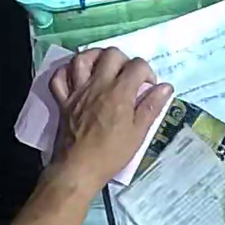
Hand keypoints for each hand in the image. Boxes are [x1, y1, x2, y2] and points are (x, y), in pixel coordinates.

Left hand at [49, 47, 172, 196]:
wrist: (79, 169)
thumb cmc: (112, 153)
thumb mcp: (138, 133)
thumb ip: (152, 107)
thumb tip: (165, 87)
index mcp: (120, 93)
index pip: (137, 65)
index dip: (147, 72)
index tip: (148, 86)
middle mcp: (98, 85)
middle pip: (111, 54)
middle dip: (124, 59)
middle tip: (127, 75)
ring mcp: (77, 91)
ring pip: (82, 59)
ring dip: (95, 57)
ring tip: (103, 67)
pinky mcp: (62, 101)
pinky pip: (58, 77)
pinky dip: (67, 72)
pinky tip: (77, 76)